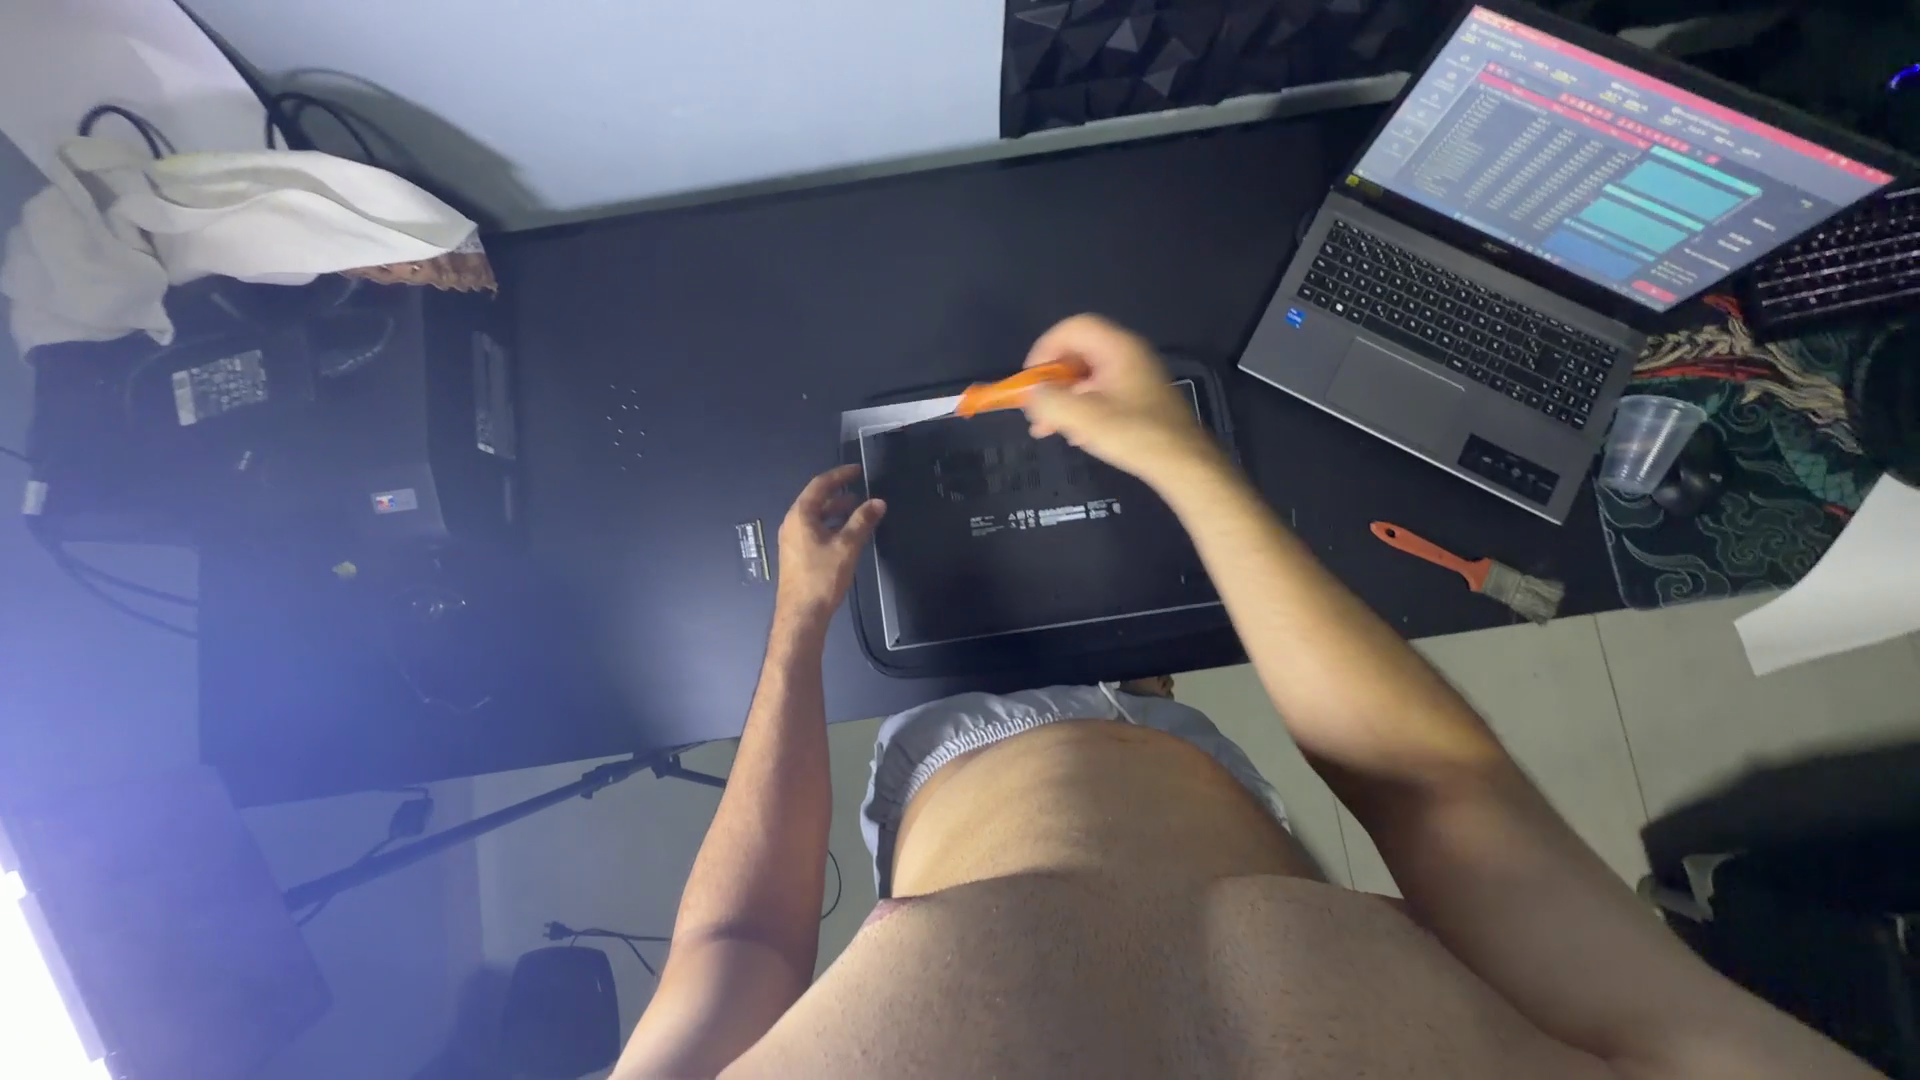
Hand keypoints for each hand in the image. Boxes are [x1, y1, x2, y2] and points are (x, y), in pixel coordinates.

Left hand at [775, 464, 885, 619]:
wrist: (802, 614)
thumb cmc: (822, 577)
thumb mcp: (847, 546)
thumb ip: (862, 521)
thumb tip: (878, 502)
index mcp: (800, 516)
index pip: (820, 485)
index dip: (840, 475)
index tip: (857, 470)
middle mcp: (792, 524)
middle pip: (815, 500)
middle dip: (839, 494)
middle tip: (860, 490)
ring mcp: (791, 540)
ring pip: (815, 517)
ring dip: (835, 511)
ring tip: (857, 511)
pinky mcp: (795, 554)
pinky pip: (813, 530)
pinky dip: (830, 526)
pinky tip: (845, 535)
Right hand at [1020, 314, 1224, 487]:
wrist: (1183, 464)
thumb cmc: (1135, 435)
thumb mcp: (1084, 419)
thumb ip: (1049, 401)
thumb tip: (1031, 393)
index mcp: (1118, 348)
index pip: (1072, 329)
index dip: (1045, 349)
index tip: (1030, 379)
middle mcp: (1127, 355)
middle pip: (1077, 355)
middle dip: (1051, 383)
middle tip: (1036, 410)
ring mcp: (1134, 377)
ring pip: (1086, 379)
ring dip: (1063, 401)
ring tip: (1049, 429)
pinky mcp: (1138, 399)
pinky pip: (1100, 394)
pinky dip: (1081, 410)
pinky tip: (1075, 435)